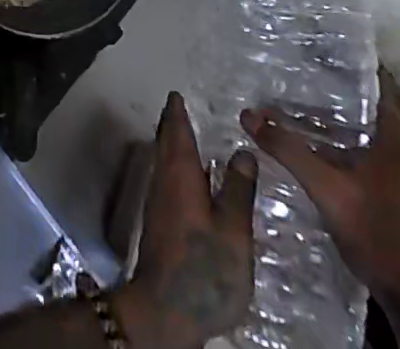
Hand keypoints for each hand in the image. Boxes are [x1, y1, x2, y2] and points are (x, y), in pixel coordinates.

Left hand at [116, 92, 257, 348]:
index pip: (176, 135)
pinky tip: (189, 178)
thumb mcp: (233, 231)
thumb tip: (241, 152)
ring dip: (172, 145)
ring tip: (186, 135)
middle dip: (171, 125)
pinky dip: (175, 167)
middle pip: (165, 145)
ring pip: (164, 162)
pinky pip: (166, 180)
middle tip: (178, 108)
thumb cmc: (204, 267)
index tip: (175, 94)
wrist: (166, 305)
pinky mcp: (159, 221)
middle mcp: (163, 183)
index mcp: (179, 178)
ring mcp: (158, 203)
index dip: (176, 114)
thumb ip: (237, 191)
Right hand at [240, 88, 399, 335]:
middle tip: (295, 91)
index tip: (315, 59)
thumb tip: (248, 114)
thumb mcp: (325, 190)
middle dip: (338, 105)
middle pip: (377, 118)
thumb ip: (287, 149)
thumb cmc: (379, 239)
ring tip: (304, 125)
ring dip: (347, 133)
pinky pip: (387, 165)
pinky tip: (331, 166)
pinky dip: (359, 155)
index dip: (348, 74)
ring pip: (382, 144)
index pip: (379, 93)